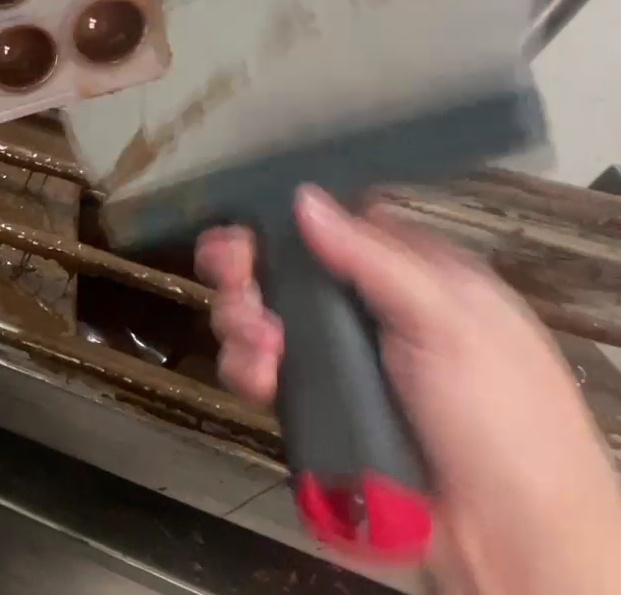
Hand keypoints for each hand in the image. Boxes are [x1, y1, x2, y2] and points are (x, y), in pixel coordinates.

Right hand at [197, 186, 620, 592]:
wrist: (504, 539)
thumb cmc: (506, 424)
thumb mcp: (452, 325)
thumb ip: (374, 260)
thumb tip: (302, 198)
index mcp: (414, 280)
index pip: (334, 228)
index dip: (285, 222)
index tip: (247, 225)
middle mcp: (366, 312)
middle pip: (279, 268)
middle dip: (244, 271)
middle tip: (233, 278)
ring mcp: (333, 357)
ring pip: (254, 313)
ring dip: (241, 322)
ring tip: (260, 343)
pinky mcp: (306, 396)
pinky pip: (251, 365)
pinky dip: (245, 367)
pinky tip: (262, 377)